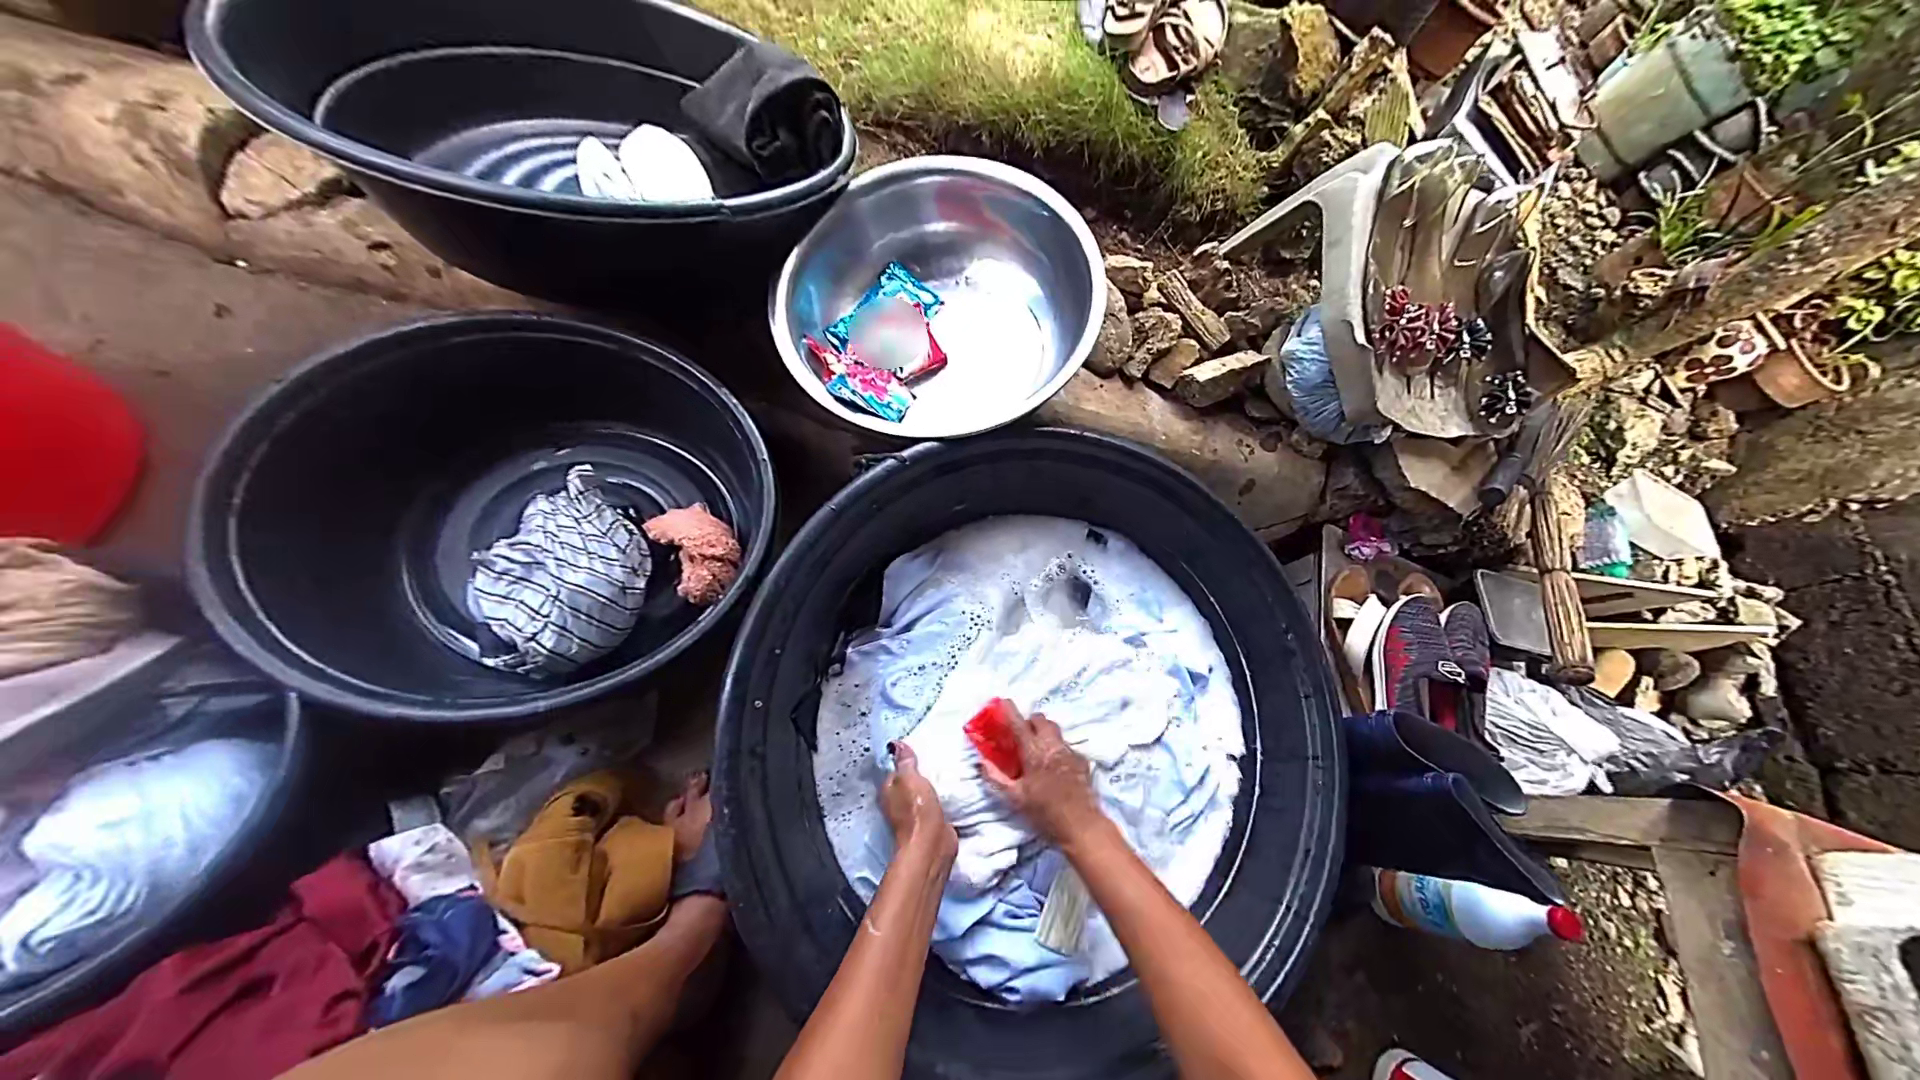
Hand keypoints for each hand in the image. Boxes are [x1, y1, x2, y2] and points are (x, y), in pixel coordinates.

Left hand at [881, 742, 956, 862]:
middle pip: (908, 782)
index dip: (905, 759)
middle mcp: (896, 802)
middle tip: (936, 757)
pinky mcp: (929, 822)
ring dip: (931, 785)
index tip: (920, 748)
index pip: (894, 769)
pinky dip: (940, 797)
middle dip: (920, 772)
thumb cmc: (917, 808)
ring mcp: (913, 814)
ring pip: (921, 793)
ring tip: (946, 770)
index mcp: (888, 790)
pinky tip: (951, 789)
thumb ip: (904, 761)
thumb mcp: (910, 778)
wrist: (932, 843)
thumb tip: (894, 744)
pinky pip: (934, 803)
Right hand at [978, 712, 1108, 849]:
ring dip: (1044, 732)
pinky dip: (1057, 748)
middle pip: (1041, 719)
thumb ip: (996, 777)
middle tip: (1022, 733)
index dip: (1009, 711)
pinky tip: (1055, 765)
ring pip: (1055, 730)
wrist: (1081, 825)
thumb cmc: (1044, 812)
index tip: (1003, 702)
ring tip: (1038, 747)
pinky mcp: (1082, 761)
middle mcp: (1052, 745)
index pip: (1018, 724)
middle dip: (1030, 721)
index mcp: (1033, 752)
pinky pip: (1066, 746)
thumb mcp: (1015, 798)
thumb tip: (981, 762)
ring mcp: (1069, 751)